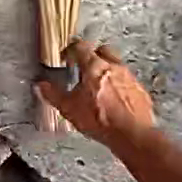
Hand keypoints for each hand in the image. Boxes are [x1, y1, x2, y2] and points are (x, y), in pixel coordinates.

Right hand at [36, 40, 155, 146]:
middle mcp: (113, 67)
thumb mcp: (69, 108)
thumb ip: (53, 94)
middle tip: (84, 66)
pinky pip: (128, 82)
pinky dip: (120, 86)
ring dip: (107, 71)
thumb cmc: (102, 120)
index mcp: (94, 66)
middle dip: (93, 55)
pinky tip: (114, 99)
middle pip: (102, 50)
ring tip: (99, 85)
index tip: (66, 56)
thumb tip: (41, 86)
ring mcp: (129, 78)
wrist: (132, 134)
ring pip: (117, 65)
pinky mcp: (140, 91)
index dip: (71, 49)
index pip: (80, 47)